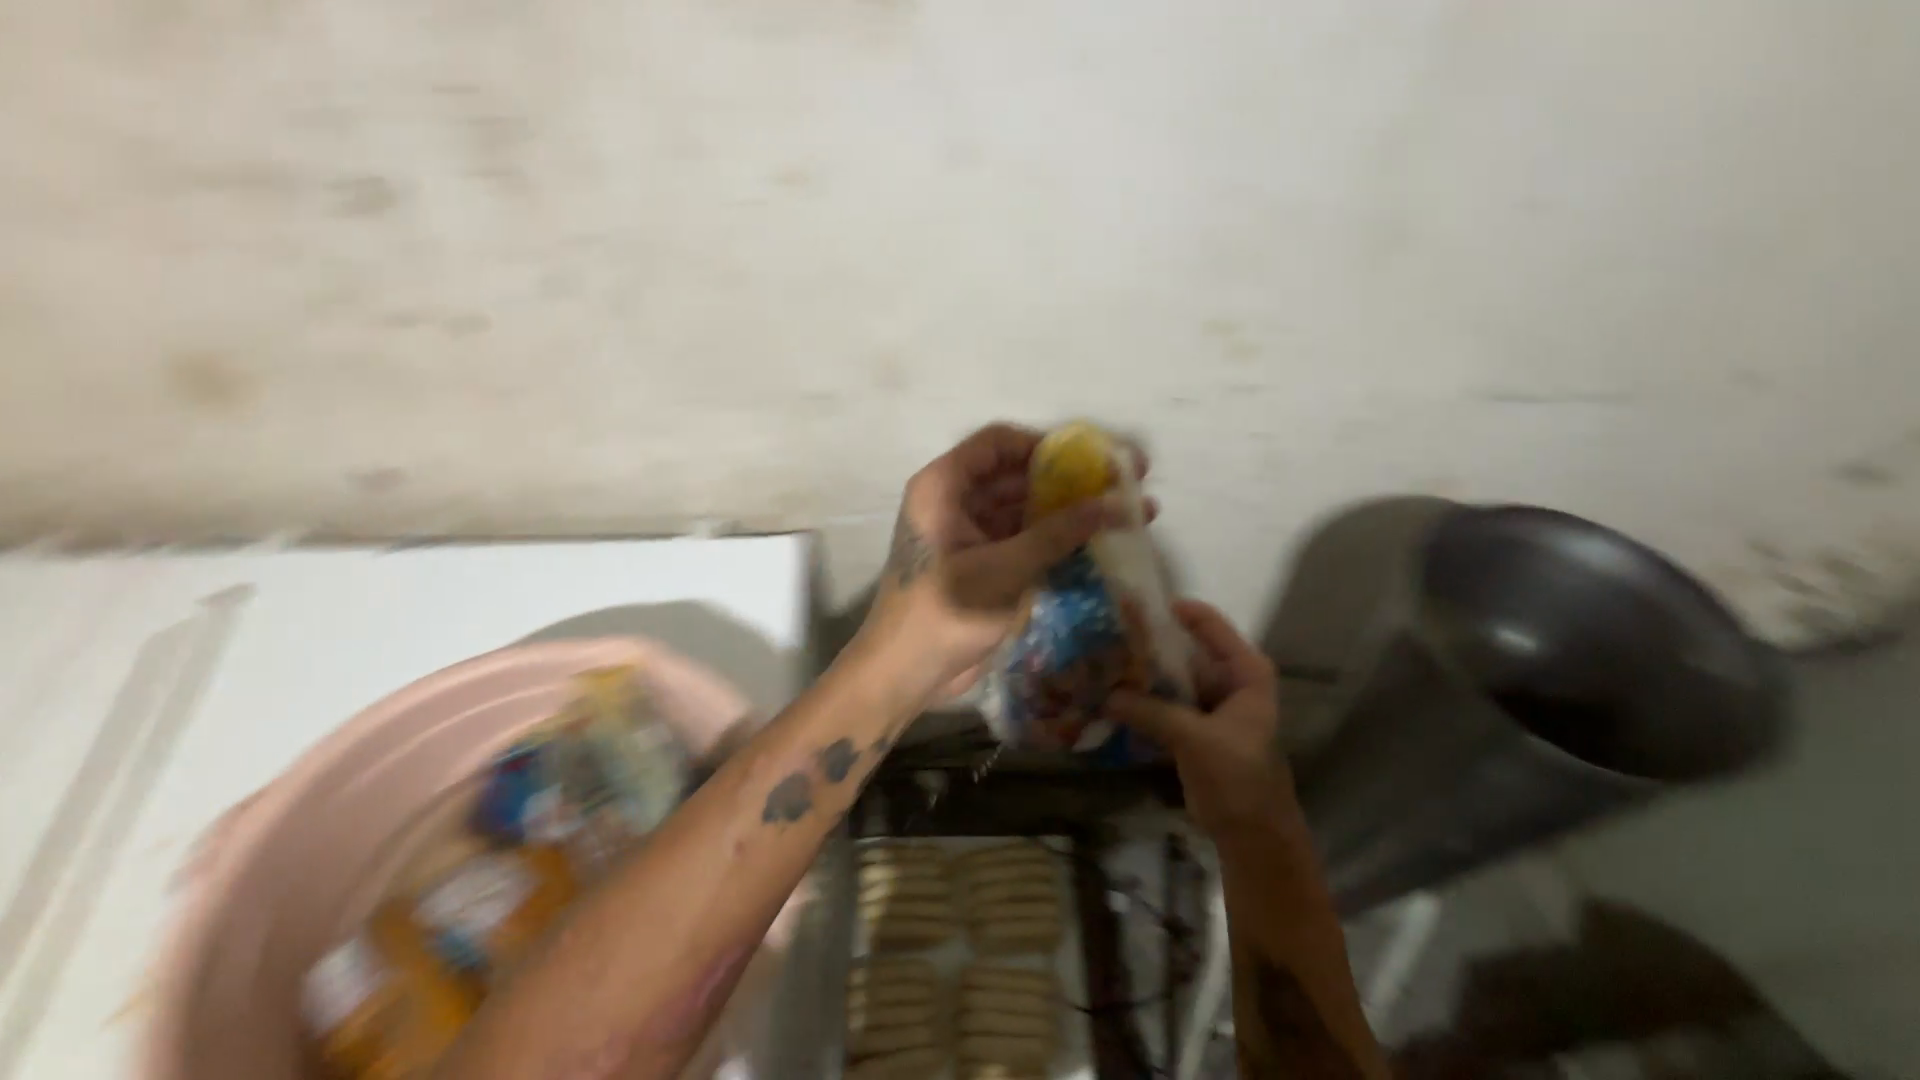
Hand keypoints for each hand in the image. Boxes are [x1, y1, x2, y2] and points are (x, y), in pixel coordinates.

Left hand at [865, 422, 1149, 696]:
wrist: (906, 673)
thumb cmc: (946, 612)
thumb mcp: (1006, 568)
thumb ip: (1059, 532)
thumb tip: (1118, 503)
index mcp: (944, 486)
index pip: (998, 443)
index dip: (1045, 445)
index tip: (1093, 458)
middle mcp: (955, 501)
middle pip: (1016, 474)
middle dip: (1069, 480)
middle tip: (1127, 483)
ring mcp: (969, 535)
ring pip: (1024, 508)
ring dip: (1069, 511)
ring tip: (1127, 513)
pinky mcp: (983, 565)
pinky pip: (1023, 539)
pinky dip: (1056, 539)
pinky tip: (1099, 544)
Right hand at [1108, 600, 1293, 837]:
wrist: (1253, 834)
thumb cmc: (1239, 778)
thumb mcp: (1197, 739)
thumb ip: (1152, 712)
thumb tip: (1106, 695)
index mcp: (1244, 672)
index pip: (1209, 625)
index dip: (1174, 610)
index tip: (1134, 601)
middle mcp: (1227, 680)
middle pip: (1184, 651)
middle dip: (1146, 644)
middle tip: (1104, 631)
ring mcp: (1208, 706)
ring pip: (1169, 679)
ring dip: (1139, 674)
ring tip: (1098, 659)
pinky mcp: (1190, 730)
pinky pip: (1162, 705)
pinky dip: (1140, 701)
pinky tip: (1107, 695)